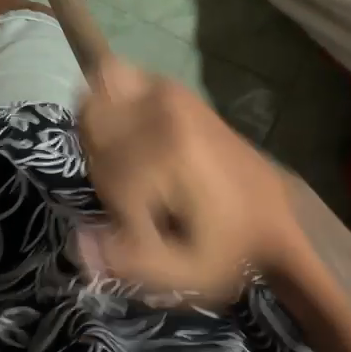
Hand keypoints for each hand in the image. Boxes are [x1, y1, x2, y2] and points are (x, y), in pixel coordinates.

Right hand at [77, 58, 302, 299]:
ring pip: (94, 104)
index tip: (150, 230)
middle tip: (135, 197)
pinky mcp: (163, 81)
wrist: (271, 207)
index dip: (118, 214)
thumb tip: (79, 243)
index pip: (105, 177)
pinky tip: (130, 137)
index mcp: (171, 151)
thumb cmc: (230, 244)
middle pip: (94, 134)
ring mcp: (163, 88)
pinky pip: (109, 79)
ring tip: (131, 167)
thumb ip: (130, 262)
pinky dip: (108, 105)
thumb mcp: (189, 273)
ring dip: (100, 137)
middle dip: (103, 169)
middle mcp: (163, 108)